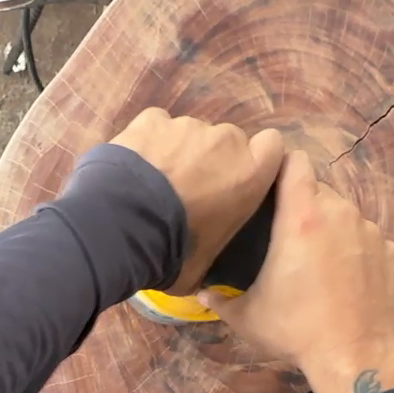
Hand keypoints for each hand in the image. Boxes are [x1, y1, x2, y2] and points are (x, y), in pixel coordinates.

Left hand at [111, 108, 284, 294]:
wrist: (120, 230)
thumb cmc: (172, 256)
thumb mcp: (203, 269)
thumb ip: (215, 253)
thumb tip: (205, 272)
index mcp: (249, 175)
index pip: (272, 148)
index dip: (257, 161)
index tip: (239, 181)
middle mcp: (225, 142)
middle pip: (228, 143)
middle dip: (213, 163)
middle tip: (189, 194)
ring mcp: (187, 126)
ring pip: (191, 135)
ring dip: (179, 155)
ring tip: (153, 187)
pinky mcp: (151, 120)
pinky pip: (157, 127)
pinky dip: (150, 143)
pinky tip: (134, 170)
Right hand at [199, 151, 393, 392]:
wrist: (354, 356)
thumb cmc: (295, 330)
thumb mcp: (247, 318)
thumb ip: (220, 300)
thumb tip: (200, 293)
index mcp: (300, 219)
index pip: (294, 162)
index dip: (280, 167)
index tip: (269, 186)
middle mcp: (338, 213)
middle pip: (318, 190)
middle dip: (302, 206)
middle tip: (286, 238)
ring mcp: (369, 230)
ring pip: (343, 214)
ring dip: (328, 229)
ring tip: (316, 263)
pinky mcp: (390, 250)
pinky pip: (365, 238)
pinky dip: (353, 249)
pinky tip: (343, 279)